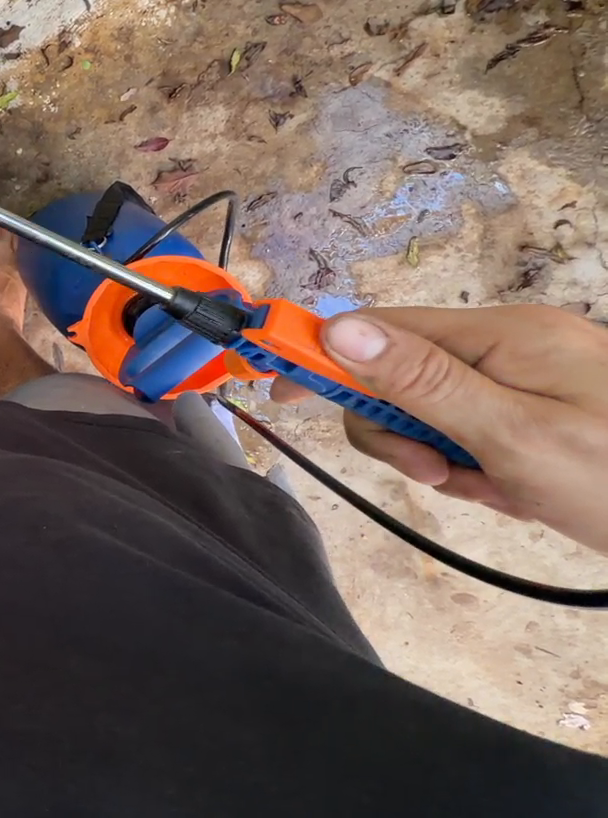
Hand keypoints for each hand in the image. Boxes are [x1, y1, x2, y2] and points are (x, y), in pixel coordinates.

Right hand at [276, 305, 607, 552]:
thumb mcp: (516, 437)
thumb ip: (419, 380)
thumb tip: (334, 329)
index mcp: (505, 334)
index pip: (376, 329)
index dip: (318, 356)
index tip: (278, 392)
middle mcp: (511, 346)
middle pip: (394, 373)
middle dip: (393, 427)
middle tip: (429, 474)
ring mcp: (527, 380)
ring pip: (424, 407)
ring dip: (432, 453)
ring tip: (480, 488)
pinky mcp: (538, 414)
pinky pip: (464, 429)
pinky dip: (469, 463)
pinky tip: (509, 489)